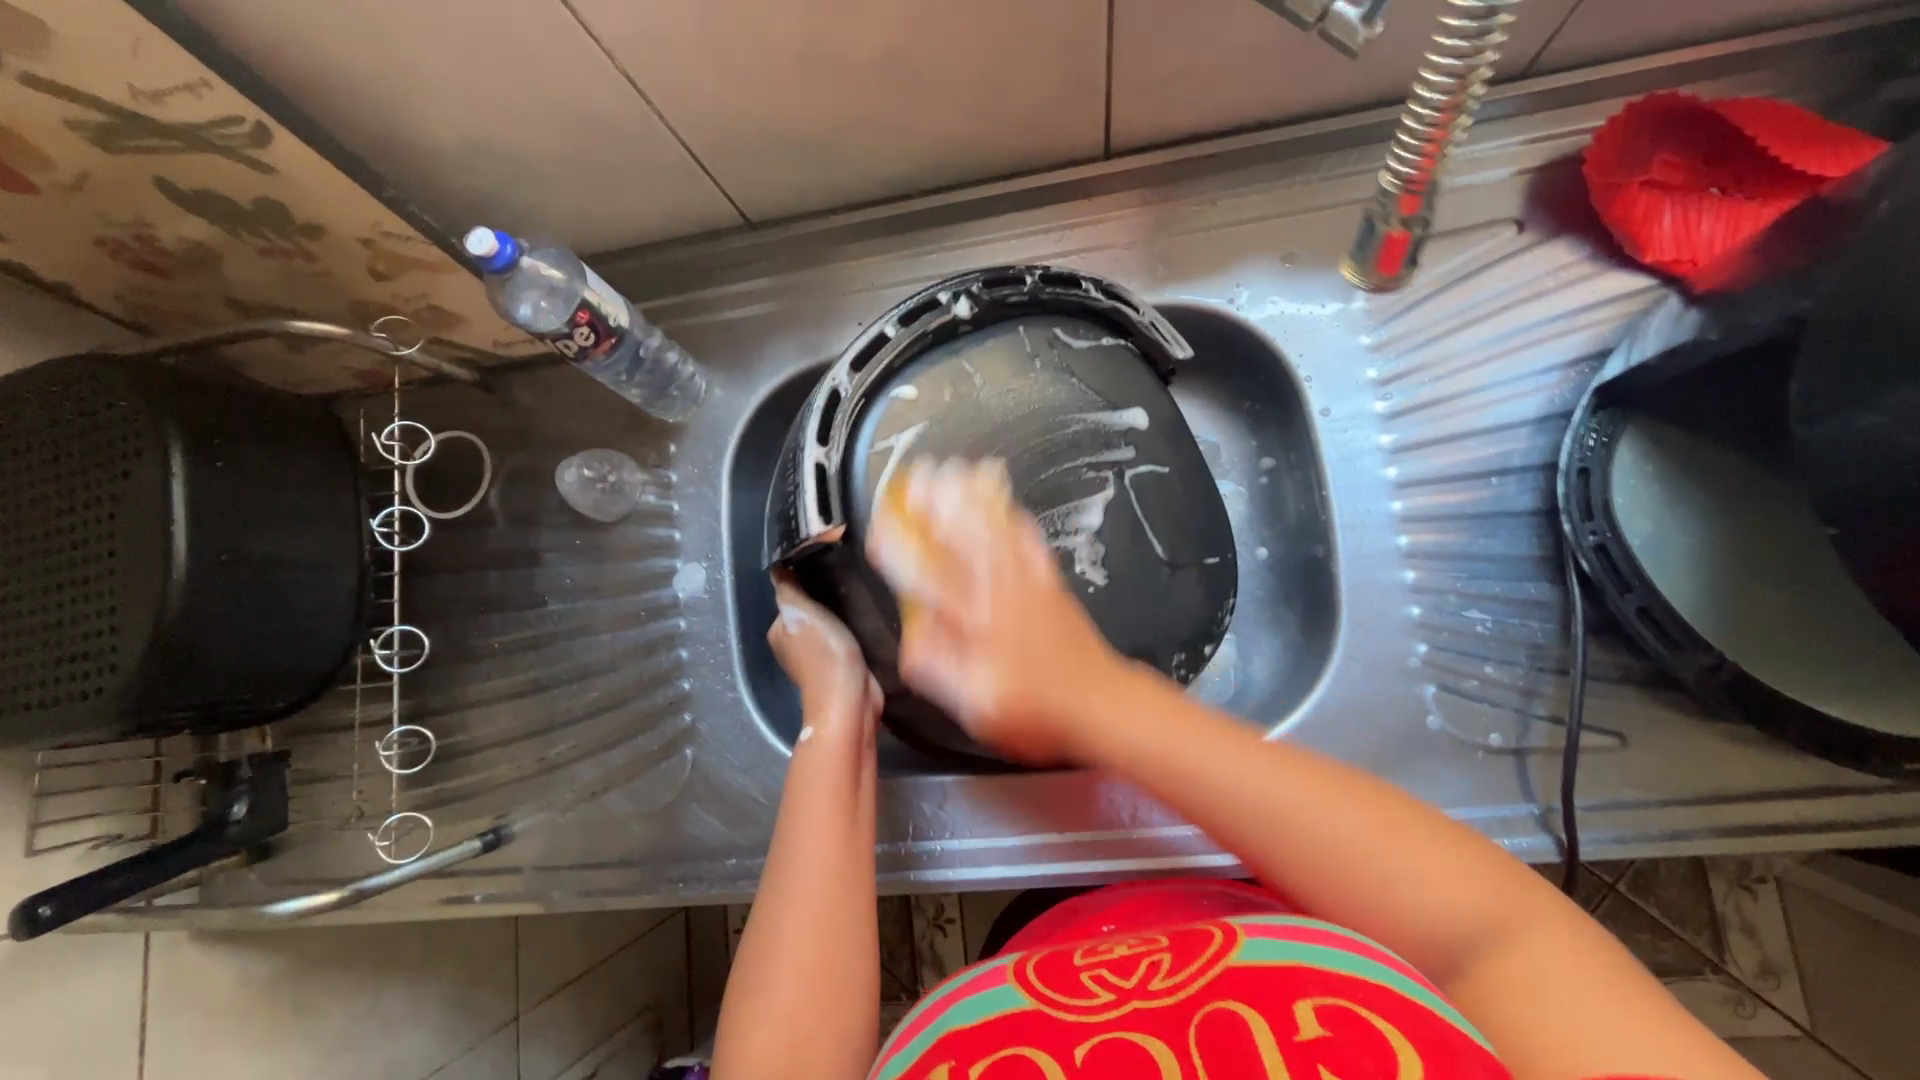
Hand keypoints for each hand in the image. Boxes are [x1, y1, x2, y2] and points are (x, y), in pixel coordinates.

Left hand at [767, 573, 881, 746]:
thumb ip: (788, 589)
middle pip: (810, 612)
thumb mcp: (802, 612)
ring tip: (860, 601)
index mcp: (778, 632)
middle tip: (848, 586)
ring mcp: (816, 658)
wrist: (849, 697)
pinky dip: (852, 632)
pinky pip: (844, 640)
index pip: (790, 597)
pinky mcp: (839, 667)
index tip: (829, 572)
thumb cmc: (824, 652)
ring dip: (842, 616)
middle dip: (827, 600)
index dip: (808, 584)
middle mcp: (792, 645)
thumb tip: (776, 567)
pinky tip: (865, 624)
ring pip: (828, 625)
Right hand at [864, 458, 1127, 763]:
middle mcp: (1000, 596)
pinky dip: (1018, 522)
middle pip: (964, 543)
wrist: (1100, 703)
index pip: (929, 579)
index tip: (879, 528)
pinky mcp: (1051, 585)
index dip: (902, 552)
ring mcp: (1028, 585)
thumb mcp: (976, 705)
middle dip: (939, 507)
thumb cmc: (1035, 712)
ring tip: (955, 470)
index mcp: (976, 624)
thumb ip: (939, 668)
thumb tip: (910, 638)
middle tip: (919, 474)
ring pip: (996, 534)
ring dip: (973, 502)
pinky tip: (1009, 506)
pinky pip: (1032, 545)